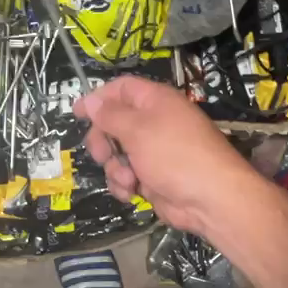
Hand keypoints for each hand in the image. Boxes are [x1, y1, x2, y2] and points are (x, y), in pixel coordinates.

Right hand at [74, 76, 268, 238]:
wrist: (210, 199)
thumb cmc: (174, 155)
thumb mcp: (137, 130)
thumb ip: (109, 114)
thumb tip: (90, 99)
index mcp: (155, 101)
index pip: (121, 89)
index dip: (98, 98)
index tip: (77, 113)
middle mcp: (154, 122)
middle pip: (113, 123)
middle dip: (103, 141)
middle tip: (103, 154)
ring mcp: (154, 151)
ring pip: (117, 153)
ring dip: (115, 168)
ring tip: (128, 180)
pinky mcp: (153, 176)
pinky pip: (126, 175)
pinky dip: (124, 184)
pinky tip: (131, 193)